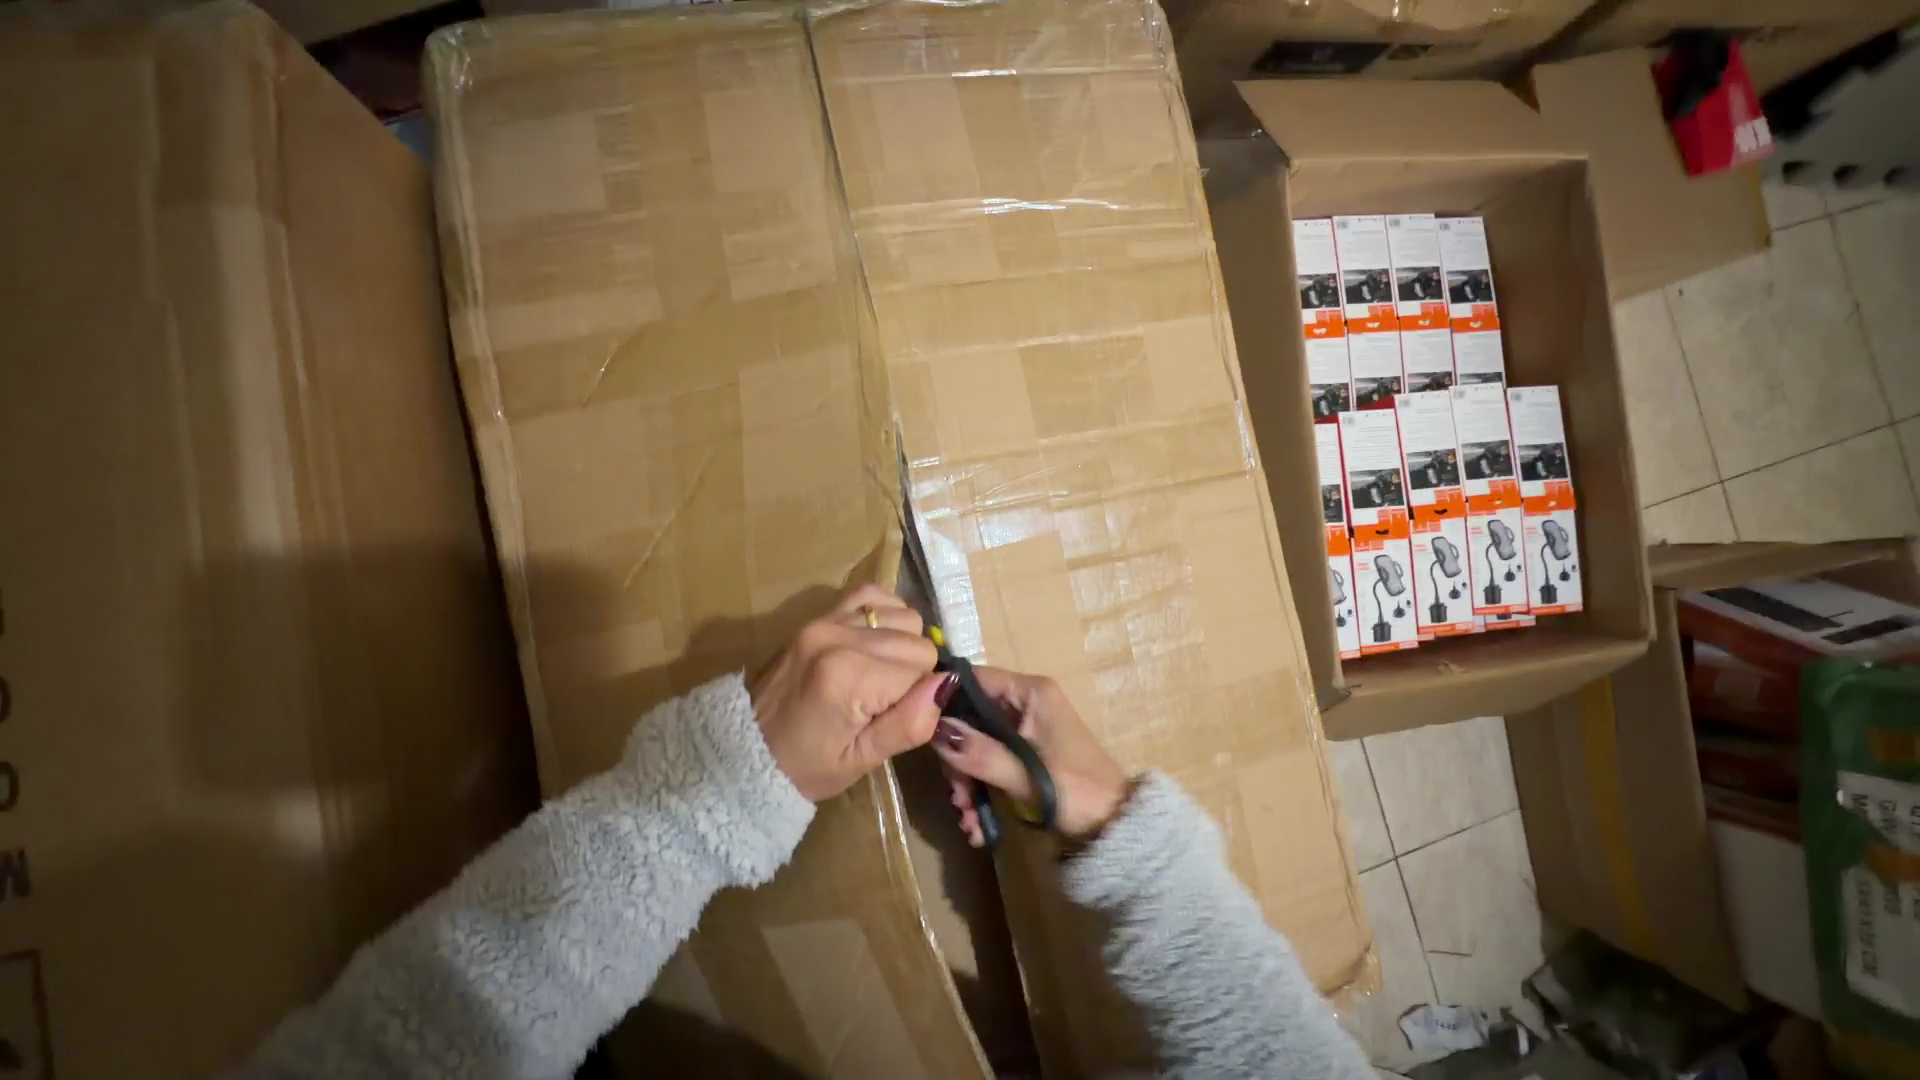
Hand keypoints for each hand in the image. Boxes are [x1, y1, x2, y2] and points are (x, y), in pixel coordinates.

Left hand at [749, 584, 952, 801]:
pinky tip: (876, 644)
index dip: (919, 698)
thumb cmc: (806, 766)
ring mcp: (826, 619)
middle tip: (883, 703)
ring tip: (877, 675)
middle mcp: (839, 636)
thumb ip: (909, 723)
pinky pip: (874, 596)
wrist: (747, 749)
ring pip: (904, 616)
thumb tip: (948, 684)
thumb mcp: (862, 760)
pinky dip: (885, 617)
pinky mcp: (819, 613)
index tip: (893, 719)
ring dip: (902, 645)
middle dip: (913, 673)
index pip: (924, 670)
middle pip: (918, 640)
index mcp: (850, 677)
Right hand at [932, 668, 1129, 845]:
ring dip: (966, 783)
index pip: (973, 678)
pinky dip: (979, 791)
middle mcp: (1024, 704)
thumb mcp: (1025, 775)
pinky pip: (987, 763)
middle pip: (969, 717)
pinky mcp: (1021, 755)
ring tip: (969, 821)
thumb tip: (934, 731)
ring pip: (974, 744)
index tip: (921, 732)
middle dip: (957, 760)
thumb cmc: (1077, 793)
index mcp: (1031, 693)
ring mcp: (1022, 730)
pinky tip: (978, 826)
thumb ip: (979, 753)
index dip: (944, 700)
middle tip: (958, 798)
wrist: (1115, 829)